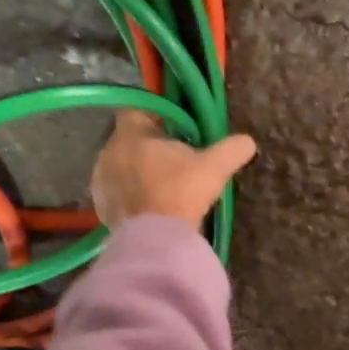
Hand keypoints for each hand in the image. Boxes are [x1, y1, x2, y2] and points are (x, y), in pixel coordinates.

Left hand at [89, 110, 256, 228]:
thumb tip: (248, 141)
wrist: (156, 239)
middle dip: (148, 147)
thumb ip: (232, 149)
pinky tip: (151, 207)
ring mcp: (100, 181)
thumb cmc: (181, 192)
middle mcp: (108, 152)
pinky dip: (131, 196)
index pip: (134, 110)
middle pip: (128, 140)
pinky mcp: (101, 207)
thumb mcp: (215, 167)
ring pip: (121, 167)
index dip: (153, 115)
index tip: (172, 127)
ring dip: (137, 172)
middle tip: (175, 161)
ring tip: (163, 187)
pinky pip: (117, 193)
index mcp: (131, 134)